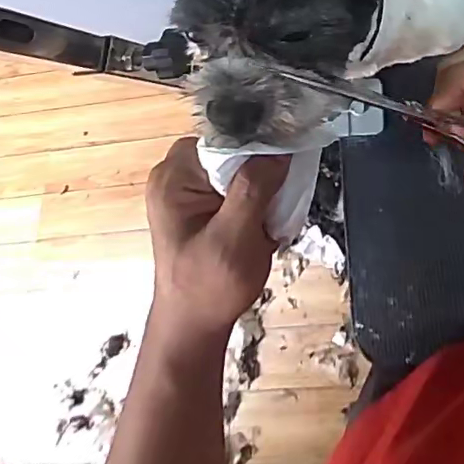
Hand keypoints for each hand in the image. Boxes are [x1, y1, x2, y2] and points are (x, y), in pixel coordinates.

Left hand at [144, 138, 289, 345]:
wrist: (196, 328)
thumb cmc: (209, 287)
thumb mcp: (233, 237)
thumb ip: (253, 189)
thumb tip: (279, 150)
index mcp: (174, 176)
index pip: (226, 135)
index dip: (261, 140)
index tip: (289, 155)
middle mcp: (179, 173)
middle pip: (237, 145)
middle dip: (266, 163)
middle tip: (284, 189)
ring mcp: (192, 185)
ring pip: (245, 161)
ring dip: (267, 180)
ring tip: (275, 207)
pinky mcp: (207, 199)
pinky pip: (243, 178)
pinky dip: (261, 192)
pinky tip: (267, 214)